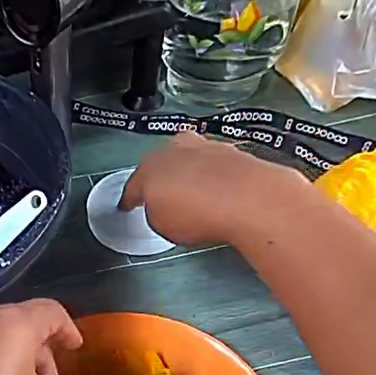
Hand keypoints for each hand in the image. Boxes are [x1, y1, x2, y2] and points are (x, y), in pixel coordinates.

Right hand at [120, 132, 314, 246]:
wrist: (246, 199)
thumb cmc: (199, 212)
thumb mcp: (162, 226)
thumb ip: (156, 213)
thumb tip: (162, 211)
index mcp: (149, 168)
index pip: (133, 185)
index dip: (130, 199)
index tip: (129, 205)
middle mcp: (175, 150)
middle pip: (162, 165)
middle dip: (162, 180)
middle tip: (165, 200)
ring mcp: (205, 148)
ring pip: (190, 161)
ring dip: (190, 176)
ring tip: (196, 200)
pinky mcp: (232, 153)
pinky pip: (215, 167)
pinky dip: (214, 179)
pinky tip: (219, 195)